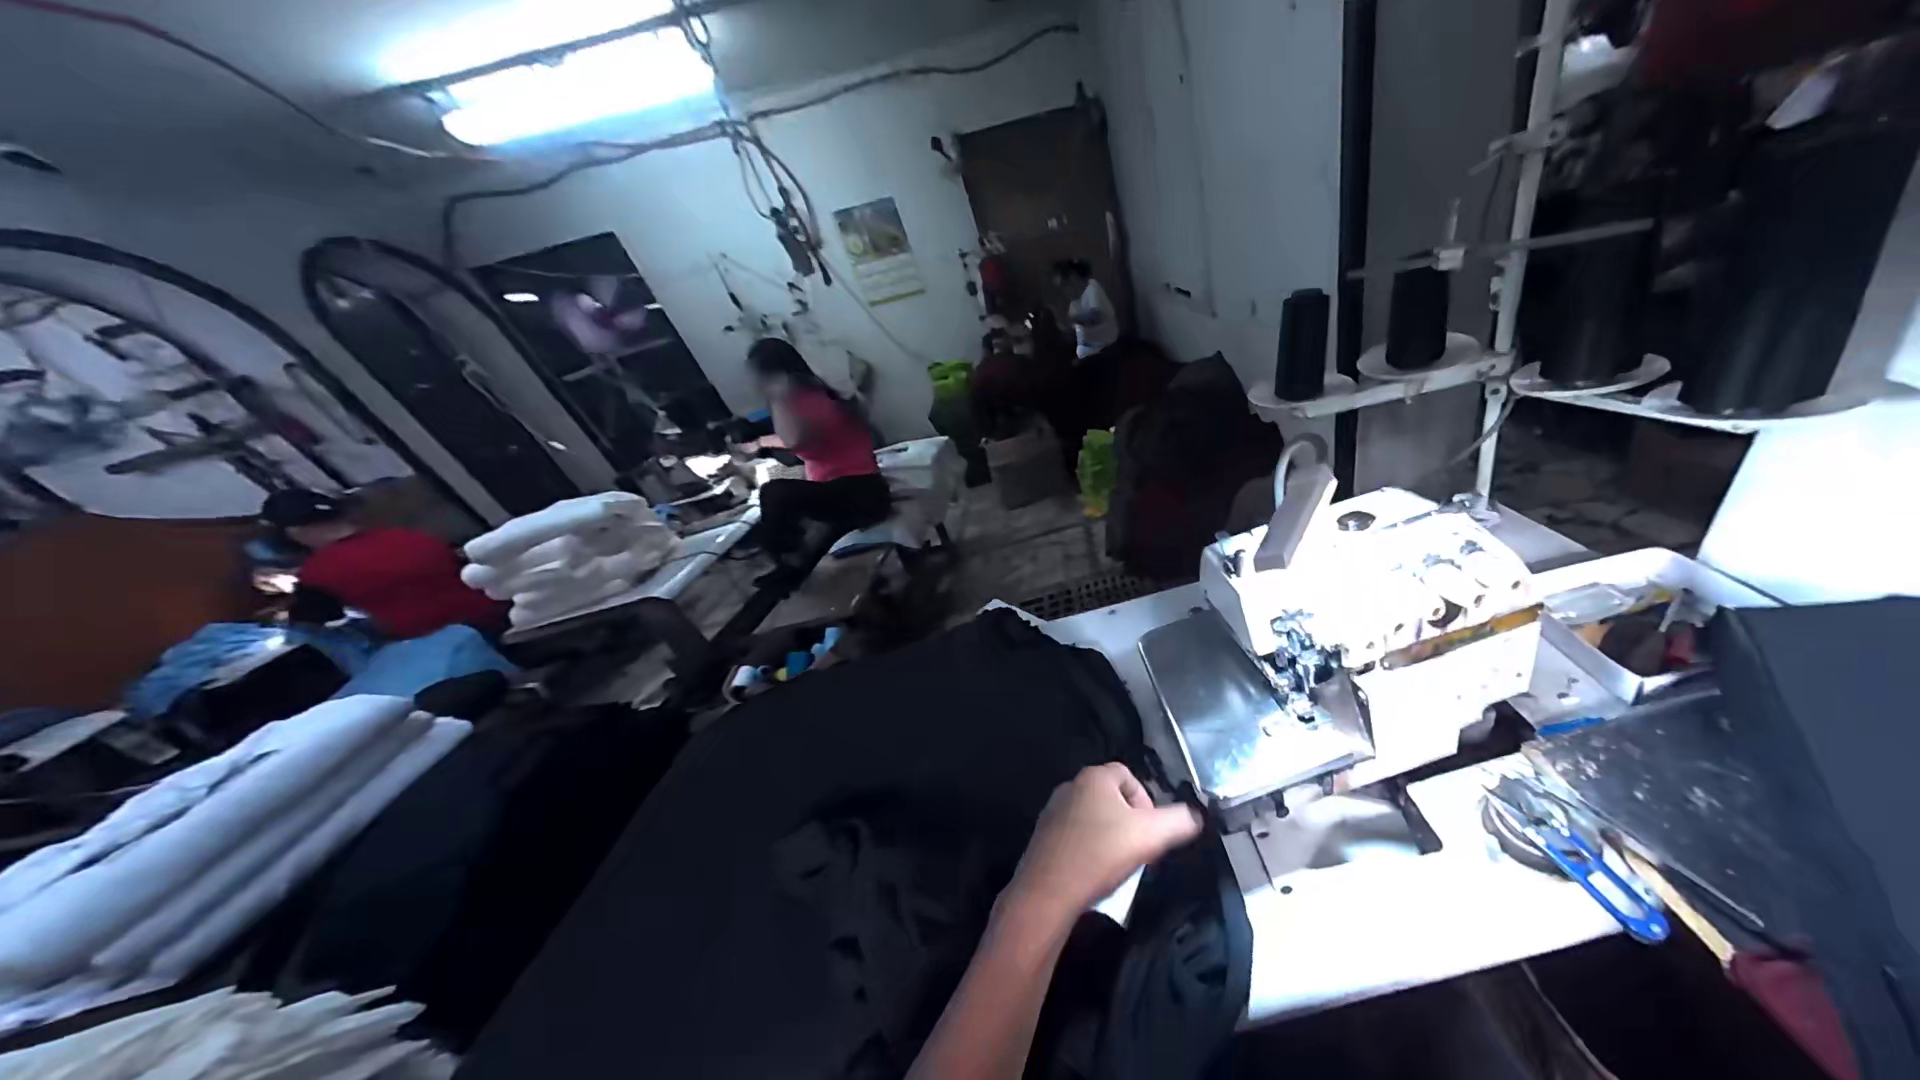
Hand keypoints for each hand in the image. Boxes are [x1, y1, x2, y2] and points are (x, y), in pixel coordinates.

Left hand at [1004, 763, 1202, 926]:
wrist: (1048, 890)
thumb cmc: (1100, 854)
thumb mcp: (1151, 836)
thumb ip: (1179, 822)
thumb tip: (1196, 816)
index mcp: (1094, 777)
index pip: (1128, 775)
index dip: (1146, 800)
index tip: (1151, 830)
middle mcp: (1070, 785)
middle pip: (1111, 796)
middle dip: (1130, 821)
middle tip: (1139, 848)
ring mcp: (1053, 809)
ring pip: (1093, 815)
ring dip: (1110, 835)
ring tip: (1118, 863)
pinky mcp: (1044, 834)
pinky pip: (1075, 833)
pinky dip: (1089, 846)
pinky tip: (1095, 870)